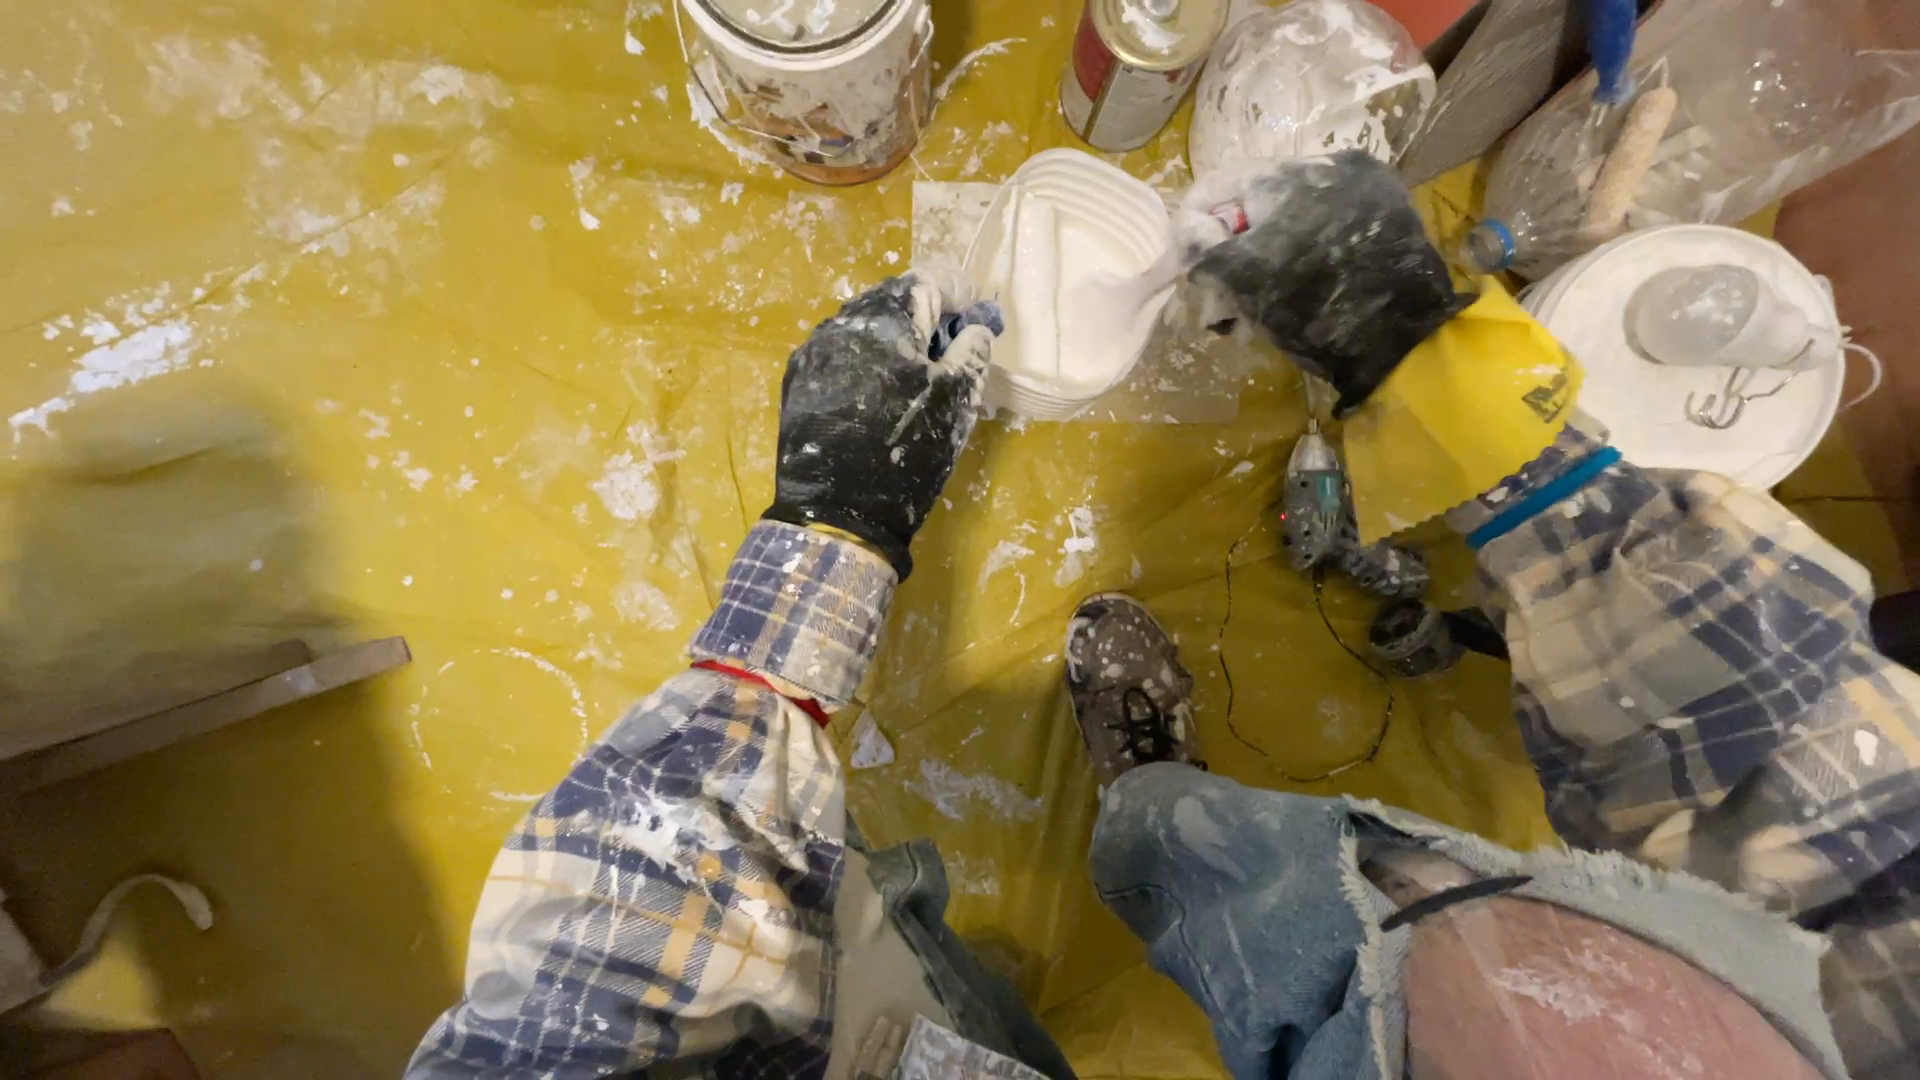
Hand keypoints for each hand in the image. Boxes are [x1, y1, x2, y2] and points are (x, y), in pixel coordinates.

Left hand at [763, 271, 997, 579]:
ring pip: (864, 324)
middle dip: (926, 315)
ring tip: (913, 372)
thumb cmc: (907, 454)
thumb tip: (974, 329)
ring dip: (895, 337)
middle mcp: (842, 322)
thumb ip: (971, 352)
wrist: (839, 513)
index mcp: (887, 319)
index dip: (960, 293)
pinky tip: (877, 391)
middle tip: (949, 345)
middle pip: (893, 299)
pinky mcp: (798, 381)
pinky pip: (841, 352)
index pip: (929, 281)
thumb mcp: (957, 402)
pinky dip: (866, 359)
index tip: (976, 315)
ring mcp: (814, 351)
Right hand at [1179, 151, 1472, 416]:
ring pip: (1280, 225)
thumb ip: (1202, 247)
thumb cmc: (1310, 302)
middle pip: (1249, 206)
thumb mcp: (1242, 275)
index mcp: (1290, 173)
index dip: (1191, 229)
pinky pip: (1314, 237)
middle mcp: (1327, 169)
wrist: (1398, 339)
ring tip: (1244, 315)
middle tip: (1216, 303)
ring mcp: (1358, 194)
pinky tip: (1284, 302)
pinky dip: (1289, 267)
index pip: (1217, 185)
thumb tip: (1186, 232)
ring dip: (1251, 269)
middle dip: (1223, 256)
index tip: (1187, 272)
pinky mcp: (1378, 222)